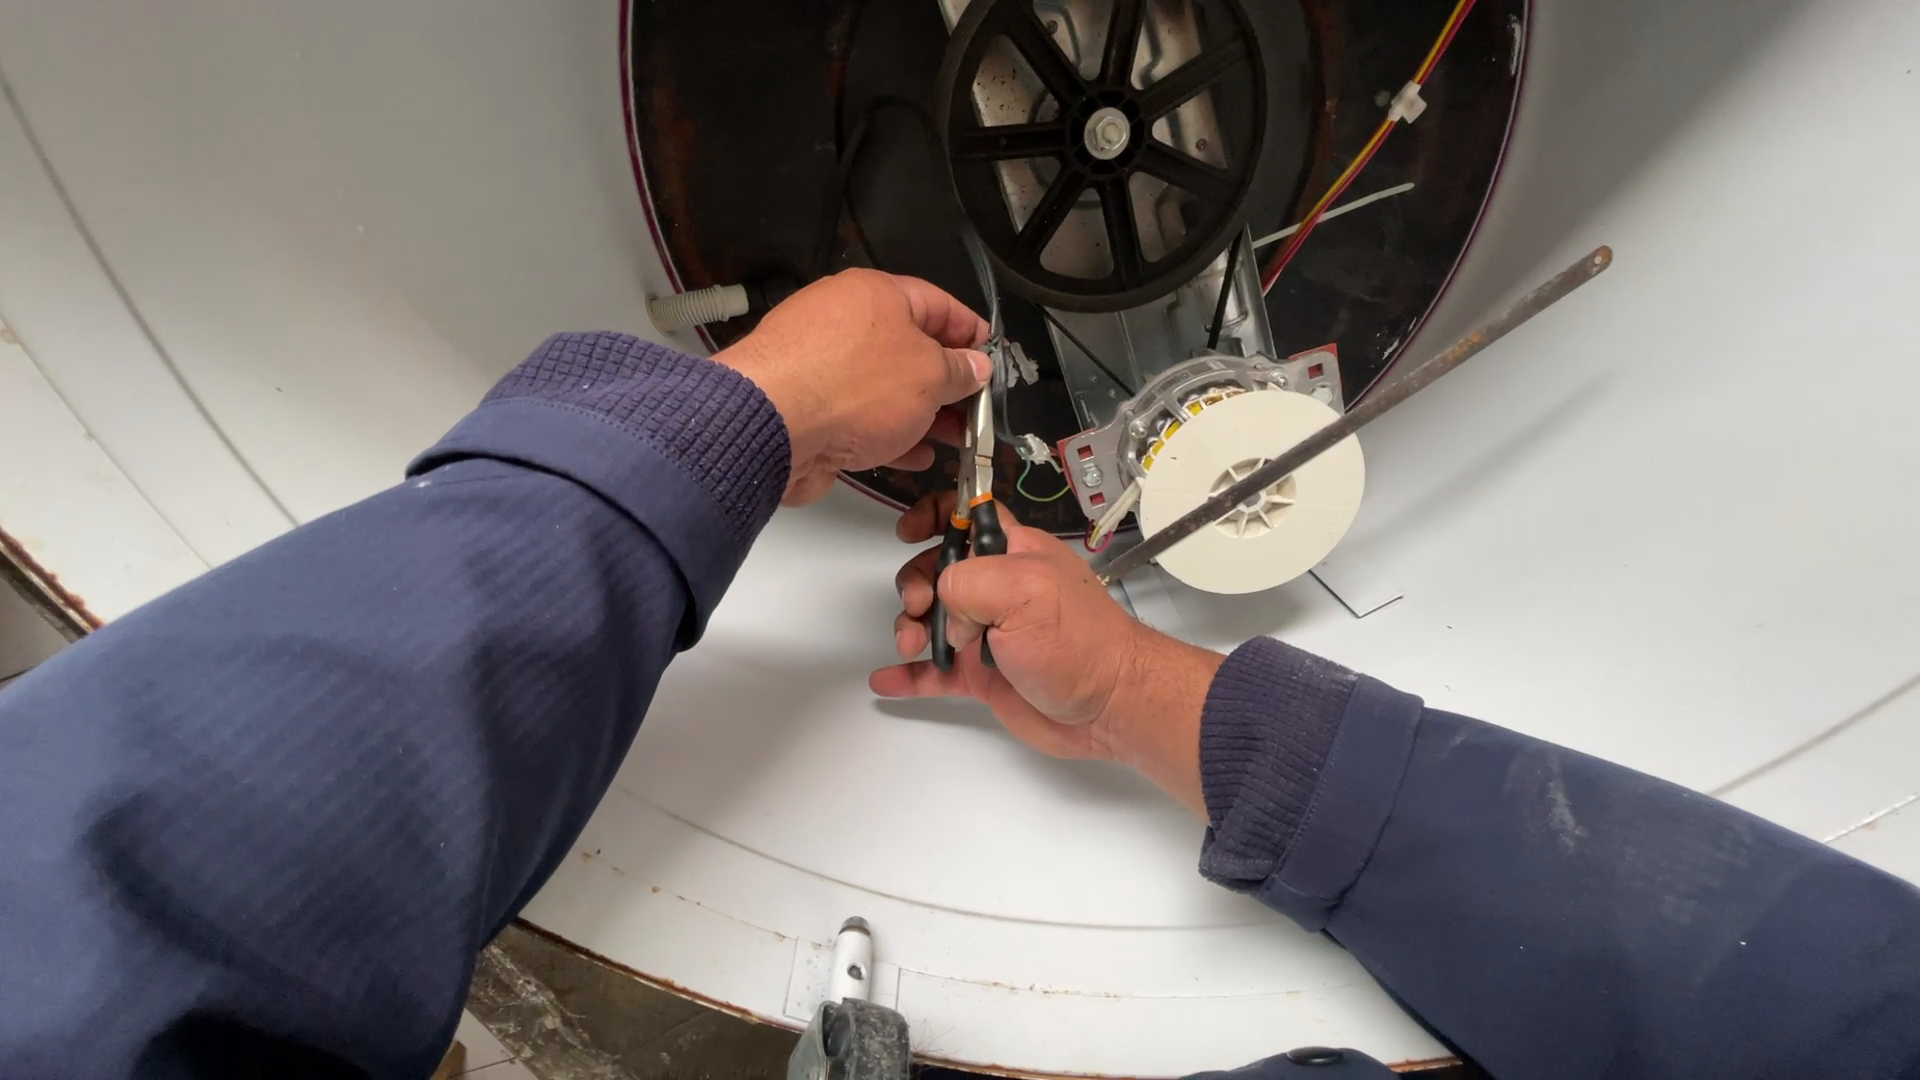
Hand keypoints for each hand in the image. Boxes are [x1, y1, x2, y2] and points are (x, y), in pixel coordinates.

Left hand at [713, 269, 991, 504]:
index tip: (990, 353)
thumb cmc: (850, 386)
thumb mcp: (928, 375)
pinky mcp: (811, 409)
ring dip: (923, 415)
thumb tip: (976, 367)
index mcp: (875, 296)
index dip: (969, 330)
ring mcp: (824, 368)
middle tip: (975, 406)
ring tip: (953, 437)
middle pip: (910, 350)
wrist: (774, 428)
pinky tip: (915, 455)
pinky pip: (861, 419)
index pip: (936, 303)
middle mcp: (846, 325)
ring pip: (887, 390)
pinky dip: (891, 436)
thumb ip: (958, 371)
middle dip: (948, 382)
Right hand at [870, 494, 1223, 815]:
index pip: (969, 515)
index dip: (935, 515)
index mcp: (1013, 554)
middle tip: (917, 606)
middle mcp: (999, 588)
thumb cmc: (1081, 643)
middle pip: (937, 570)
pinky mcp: (984, 674)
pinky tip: (888, 678)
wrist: (1108, 708)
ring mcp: (990, 632)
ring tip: (911, 646)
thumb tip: (944, 607)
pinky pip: (936, 670)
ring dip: (908, 628)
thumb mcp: (1022, 593)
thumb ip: (966, 583)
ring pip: (932, 620)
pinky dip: (911, 673)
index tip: (909, 531)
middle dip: (915, 583)